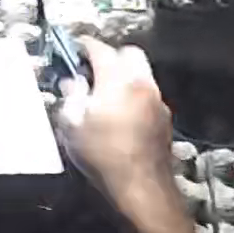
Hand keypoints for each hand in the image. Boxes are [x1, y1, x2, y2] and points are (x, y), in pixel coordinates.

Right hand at [57, 38, 176, 208]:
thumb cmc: (101, 154)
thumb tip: (71, 82)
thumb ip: (69, 96)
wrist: (140, 187)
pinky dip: (132, 93)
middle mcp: (142, 83)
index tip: (72, 47)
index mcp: (117, 80)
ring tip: (103, 92)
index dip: (83, 45)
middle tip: (90, 69)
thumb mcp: (70, 124)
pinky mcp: (164, 118)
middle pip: (128, 53)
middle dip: (109, 56)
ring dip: (122, 75)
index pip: (100, 49)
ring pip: (140, 73)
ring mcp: (157, 100)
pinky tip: (119, 113)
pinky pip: (146, 93)